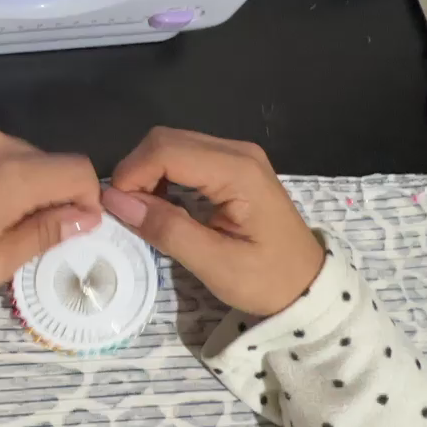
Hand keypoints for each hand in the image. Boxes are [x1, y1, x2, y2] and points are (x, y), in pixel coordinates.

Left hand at [0, 126, 103, 292]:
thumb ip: (44, 234)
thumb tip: (86, 216)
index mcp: (17, 173)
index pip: (78, 170)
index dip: (86, 198)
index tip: (70, 227)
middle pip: (48, 163)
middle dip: (48, 195)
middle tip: (19, 233)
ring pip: (17, 156)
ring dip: (18, 183)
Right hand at [102, 127, 322, 315]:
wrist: (309, 286)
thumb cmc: (268, 280)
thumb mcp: (216, 265)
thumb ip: (167, 229)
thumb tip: (116, 202)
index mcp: (237, 171)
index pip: (166, 150)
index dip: (133, 174)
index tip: (117, 209)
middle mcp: (237, 151)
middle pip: (166, 140)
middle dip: (137, 171)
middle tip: (128, 212)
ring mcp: (236, 155)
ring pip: (172, 144)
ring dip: (148, 172)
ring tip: (144, 211)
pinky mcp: (232, 164)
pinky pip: (185, 155)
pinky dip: (163, 174)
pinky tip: (163, 203)